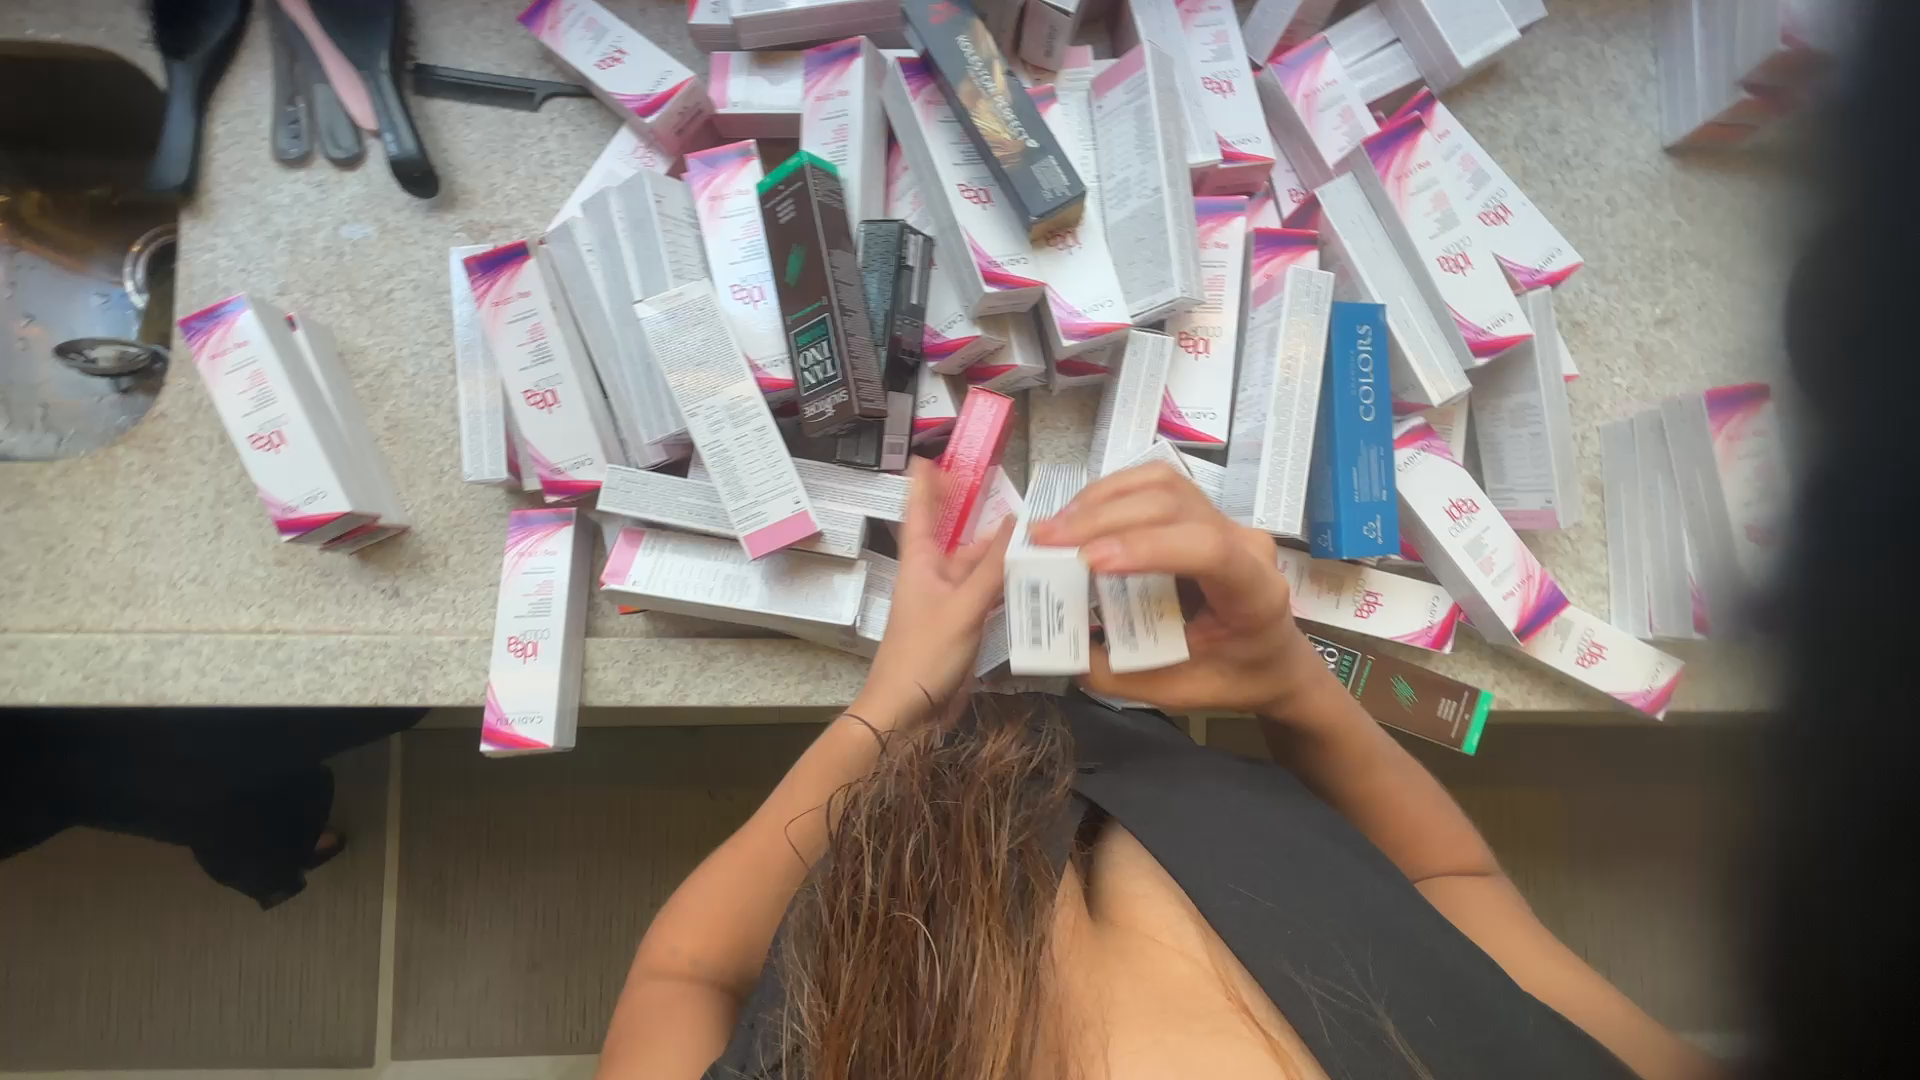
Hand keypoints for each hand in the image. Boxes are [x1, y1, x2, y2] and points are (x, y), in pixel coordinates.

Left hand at [852, 459, 1013, 727]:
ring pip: (981, 567)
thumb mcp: (962, 606)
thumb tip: (1019, 524)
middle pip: (961, 538)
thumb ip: (993, 567)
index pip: (921, 511)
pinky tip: (1035, 576)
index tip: (932, 457)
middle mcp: (935, 575)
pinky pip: (989, 595)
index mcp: (921, 561)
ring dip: (1004, 554)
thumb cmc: (923, 653)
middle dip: (984, 518)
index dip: (925, 484)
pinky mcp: (965, 624)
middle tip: (1016, 493)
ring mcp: (951, 601)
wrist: (908, 712)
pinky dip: (1009, 584)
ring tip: (1041, 533)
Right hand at [1027, 462, 1327, 716]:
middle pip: (1173, 504)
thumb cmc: (1235, 678)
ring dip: (1101, 499)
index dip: (1147, 547)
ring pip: (1162, 483)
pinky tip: (1078, 514)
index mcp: (1255, 592)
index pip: (1208, 549)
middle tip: (1043, 540)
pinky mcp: (1201, 512)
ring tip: (1054, 525)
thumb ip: (1116, 675)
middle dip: (1102, 518)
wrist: (1275, 660)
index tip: (1088, 562)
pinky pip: (1156, 485)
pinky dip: (1110, 494)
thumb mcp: (1177, 693)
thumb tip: (1056, 645)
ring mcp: (1225, 520)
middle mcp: (1245, 543)